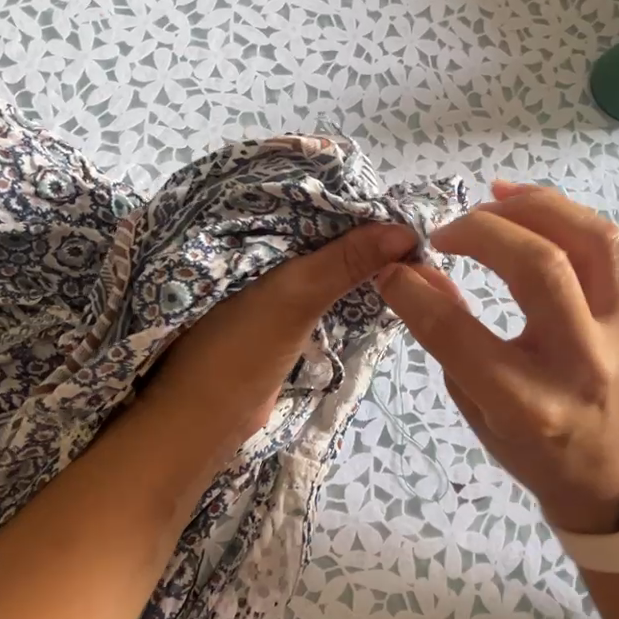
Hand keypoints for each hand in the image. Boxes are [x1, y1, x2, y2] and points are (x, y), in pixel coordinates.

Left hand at [142, 222, 419, 453]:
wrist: (206, 420)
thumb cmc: (240, 348)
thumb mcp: (295, 295)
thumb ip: (344, 261)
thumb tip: (406, 230)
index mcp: (244, 233)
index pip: (304, 198)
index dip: (348, 198)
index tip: (399, 201)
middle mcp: (253, 252)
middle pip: (314, 229)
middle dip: (357, 229)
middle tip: (413, 228)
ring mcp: (262, 286)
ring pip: (317, 260)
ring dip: (353, 258)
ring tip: (405, 252)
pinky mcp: (273, 318)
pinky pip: (313, 290)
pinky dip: (339, 286)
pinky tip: (373, 284)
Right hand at [372, 181, 618, 532]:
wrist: (608, 471)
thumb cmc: (528, 447)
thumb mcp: (471, 406)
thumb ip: (444, 337)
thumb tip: (412, 269)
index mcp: (525, 404)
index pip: (457, 331)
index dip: (412, 290)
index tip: (392, 268)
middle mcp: (578, 362)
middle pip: (539, 267)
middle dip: (479, 232)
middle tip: (443, 234)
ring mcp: (614, 330)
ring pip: (588, 240)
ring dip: (533, 207)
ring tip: (489, 201)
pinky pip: (607, 242)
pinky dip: (563, 209)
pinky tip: (521, 202)